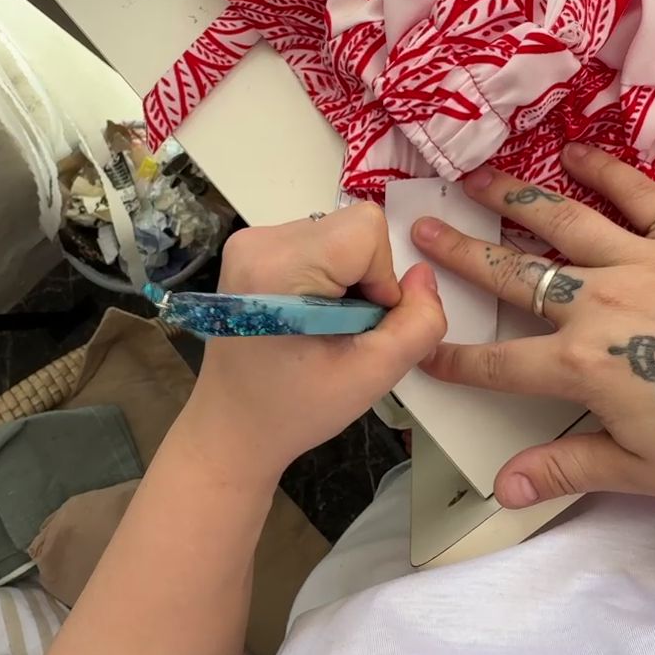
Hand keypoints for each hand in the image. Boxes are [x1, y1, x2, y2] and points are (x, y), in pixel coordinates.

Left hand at [180, 204, 445, 482]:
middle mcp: (259, 240)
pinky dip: (328, 275)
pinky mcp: (250, 250)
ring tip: (323, 327)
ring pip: (337, 234)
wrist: (232, 426)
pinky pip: (317, 242)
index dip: (381, 277)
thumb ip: (418, 324)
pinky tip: (309, 316)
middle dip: (365, 277)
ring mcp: (250, 242)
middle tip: (343, 330)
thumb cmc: (295, 408)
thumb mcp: (372, 377)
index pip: (366, 229)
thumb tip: (423, 275)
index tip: (361, 323)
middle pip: (352, 228)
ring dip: (348, 278)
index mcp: (279, 265)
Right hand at [412, 144, 654, 514]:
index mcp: (582, 367)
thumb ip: (564, 469)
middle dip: (460, 253)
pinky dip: (605, 171)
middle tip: (421, 226)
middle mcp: (599, 305)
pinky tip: (575, 153)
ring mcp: (645, 263)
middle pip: (512, 274)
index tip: (418, 343)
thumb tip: (502, 490)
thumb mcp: (643, 471)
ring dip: (513, 199)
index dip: (451, 358)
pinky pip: (639, 196)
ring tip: (477, 178)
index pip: (495, 365)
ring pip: (562, 222)